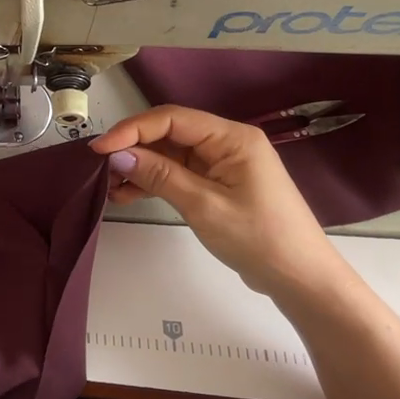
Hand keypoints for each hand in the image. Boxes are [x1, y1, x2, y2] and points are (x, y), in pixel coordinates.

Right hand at [89, 105, 341, 296]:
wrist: (300, 279)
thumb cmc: (259, 238)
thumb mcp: (203, 205)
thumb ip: (159, 175)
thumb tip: (117, 155)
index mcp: (232, 138)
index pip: (171, 119)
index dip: (130, 130)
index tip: (98, 149)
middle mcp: (226, 143)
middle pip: (167, 133)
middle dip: (131, 147)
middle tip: (99, 168)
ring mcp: (221, 164)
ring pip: (168, 154)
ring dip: (138, 166)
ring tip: (108, 185)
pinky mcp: (216, 184)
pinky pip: (176, 173)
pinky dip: (151, 181)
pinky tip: (127, 194)